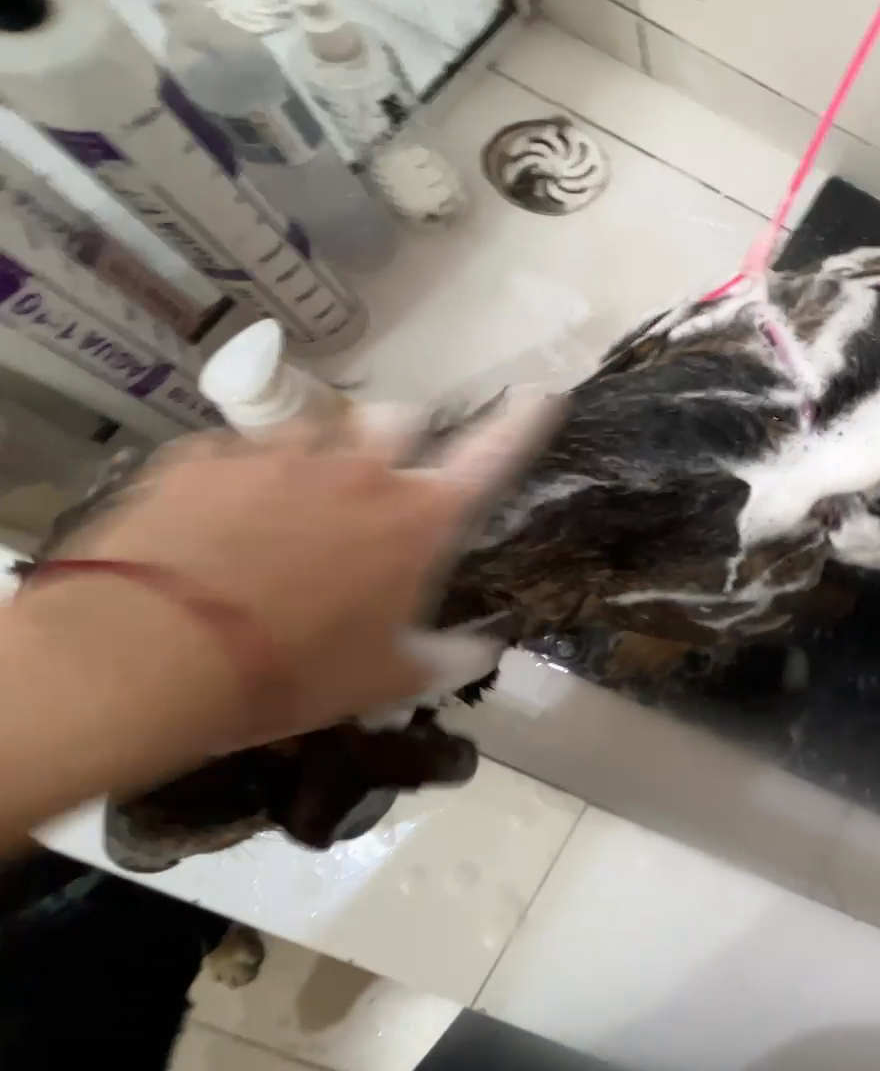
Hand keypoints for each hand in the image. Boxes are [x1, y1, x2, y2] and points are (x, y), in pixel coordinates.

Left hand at [34, 393, 563, 741]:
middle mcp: (364, 472)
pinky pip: (236, 448)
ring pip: (321, 421)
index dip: (524, 421)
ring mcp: (280, 458)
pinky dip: (242, 471)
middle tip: (381, 477)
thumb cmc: (295, 669)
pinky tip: (221, 515)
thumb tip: (486, 650)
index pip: (495, 455)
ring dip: (325, 448)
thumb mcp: (389, 678)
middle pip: (403, 418)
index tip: (544, 392)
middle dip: (402, 437)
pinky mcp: (203, 461)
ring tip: (296, 493)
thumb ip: (451, 658)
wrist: (144, 660)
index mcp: (424, 519)